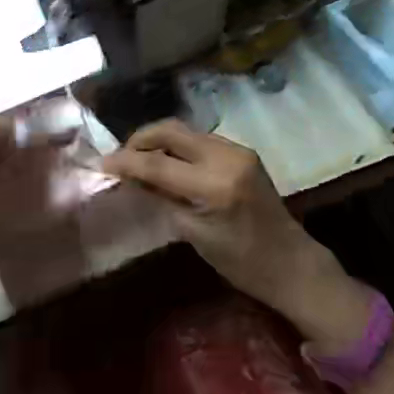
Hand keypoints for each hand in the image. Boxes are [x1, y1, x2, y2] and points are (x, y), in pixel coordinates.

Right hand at [104, 121, 370, 349]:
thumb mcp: (194, 234)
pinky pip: (201, 140)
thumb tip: (131, 179)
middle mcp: (227, 157)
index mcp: (215, 184)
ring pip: (186, 131)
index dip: (126, 161)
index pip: (158, 163)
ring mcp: (238, 150)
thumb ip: (161, 199)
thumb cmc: (242, 262)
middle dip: (141, 139)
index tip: (102, 164)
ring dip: (159, 140)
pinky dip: (178, 146)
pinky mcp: (242, 151)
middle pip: (172, 131)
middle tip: (120, 157)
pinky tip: (167, 162)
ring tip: (139, 160)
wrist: (291, 263)